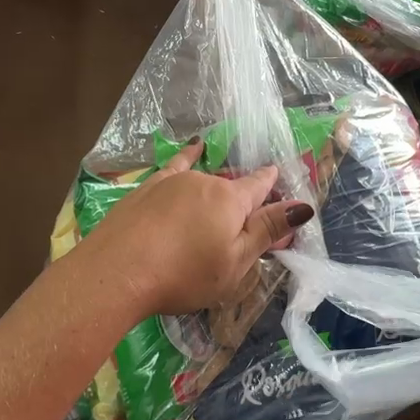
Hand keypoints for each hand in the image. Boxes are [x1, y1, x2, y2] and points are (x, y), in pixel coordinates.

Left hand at [72, 139, 314, 316]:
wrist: (117, 272)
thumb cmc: (184, 275)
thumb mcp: (234, 262)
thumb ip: (266, 231)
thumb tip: (302, 206)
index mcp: (230, 200)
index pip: (259, 186)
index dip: (272, 188)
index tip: (281, 184)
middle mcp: (204, 181)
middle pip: (232, 188)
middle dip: (243, 202)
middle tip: (244, 226)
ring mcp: (172, 181)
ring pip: (204, 180)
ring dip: (215, 193)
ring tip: (217, 211)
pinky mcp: (146, 188)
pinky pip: (176, 164)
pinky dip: (189, 154)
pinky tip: (194, 145)